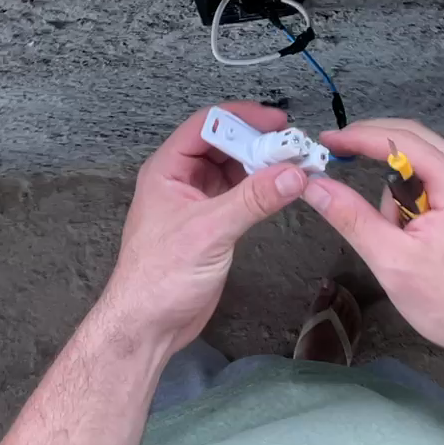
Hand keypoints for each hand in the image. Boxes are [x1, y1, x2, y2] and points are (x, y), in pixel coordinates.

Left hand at [97, 103, 307, 355]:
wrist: (148, 327)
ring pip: (234, 167)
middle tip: (293, 145)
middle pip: (224, 144)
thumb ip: (253, 200)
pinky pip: (240, 192)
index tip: (277, 122)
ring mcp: (197, 200)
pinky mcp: (212, 222)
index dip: (242, 117)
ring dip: (262, 164)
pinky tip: (282, 189)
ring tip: (294, 163)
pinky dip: (261, 188)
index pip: (207, 125)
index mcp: (168, 168)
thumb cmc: (159, 277)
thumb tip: (292, 174)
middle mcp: (181, 178)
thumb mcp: (209, 231)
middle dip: (258, 141)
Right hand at [307, 118, 443, 369]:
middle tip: (340, 156)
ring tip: (396, 232)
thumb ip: (351, 217)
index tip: (328, 140)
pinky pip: (437, 175)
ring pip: (425, 158)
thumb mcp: (391, 261)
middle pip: (416, 139)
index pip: (403, 141)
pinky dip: (414, 190)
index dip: (361, 136)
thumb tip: (314, 186)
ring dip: (398, 181)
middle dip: (375, 147)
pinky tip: (410, 228)